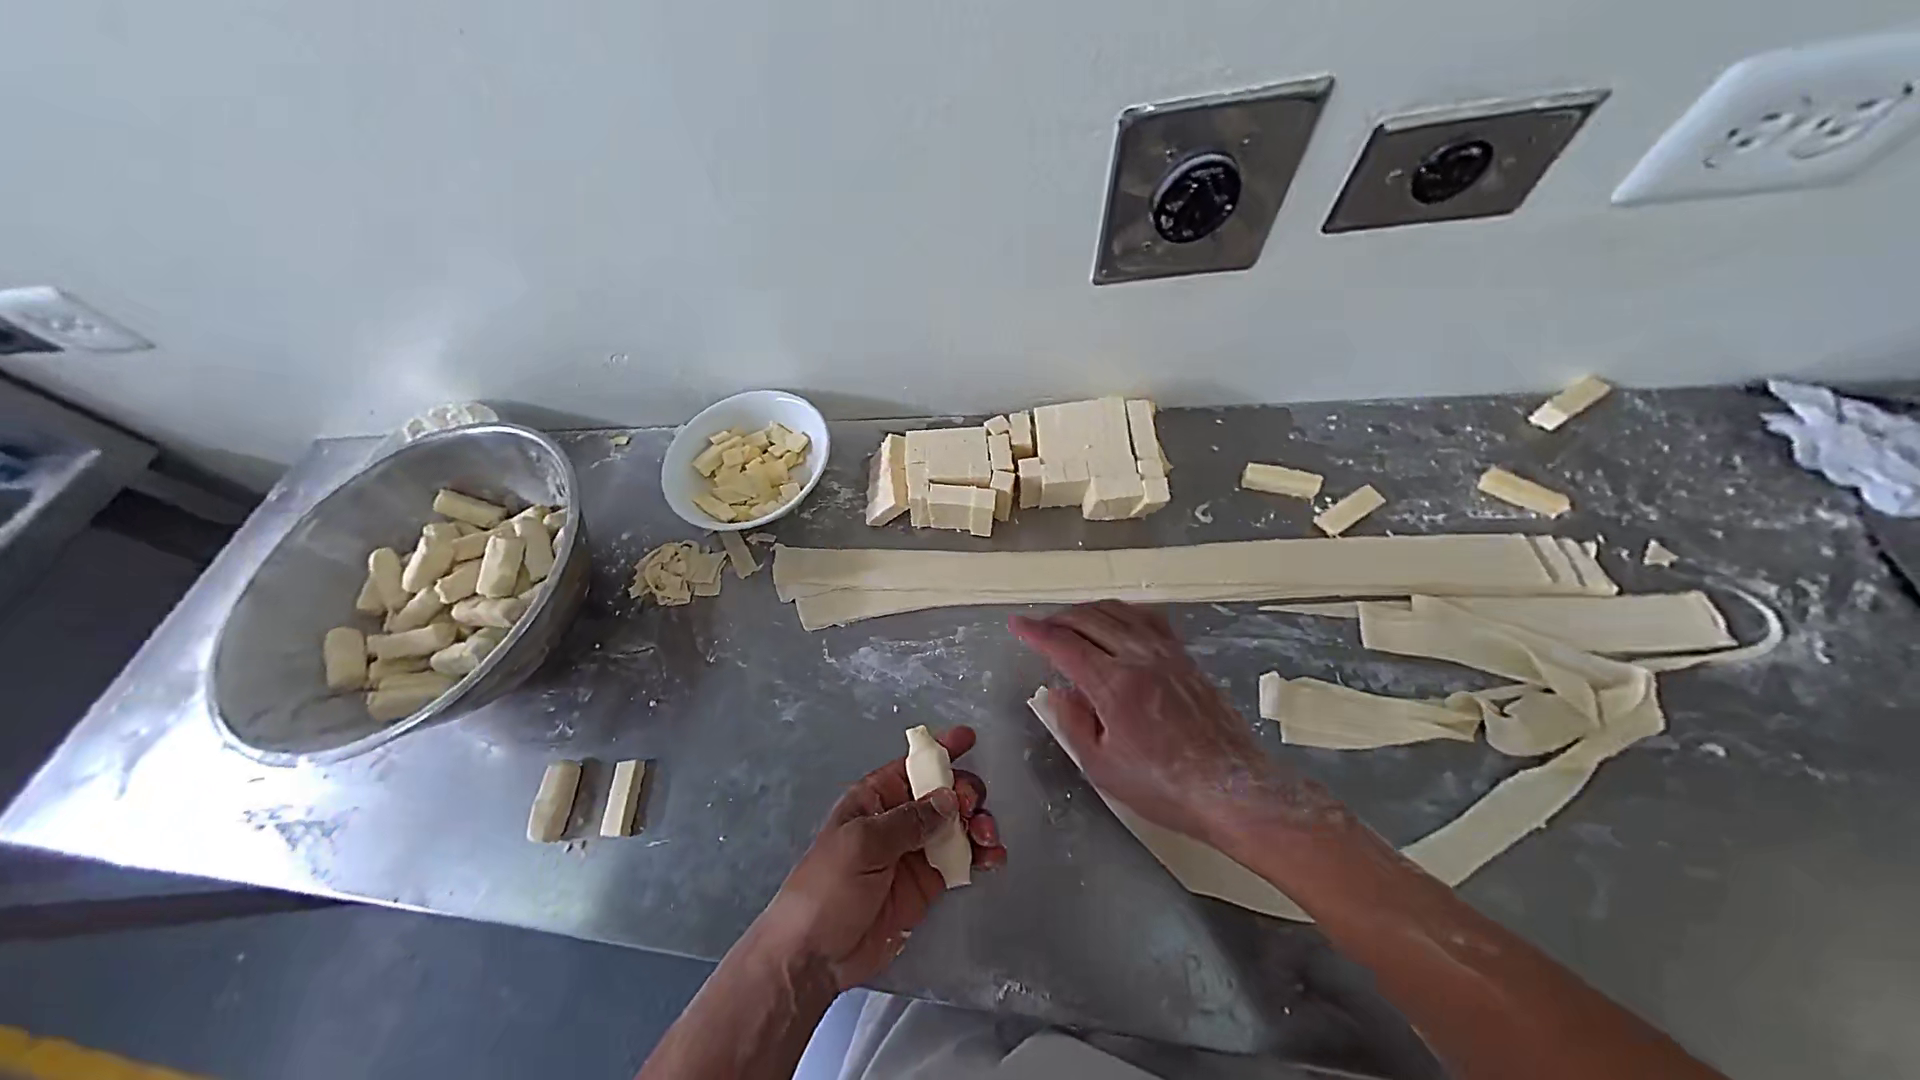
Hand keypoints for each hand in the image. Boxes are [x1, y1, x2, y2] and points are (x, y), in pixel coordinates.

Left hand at [753, 725, 1006, 989]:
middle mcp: (899, 819)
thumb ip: (909, 821)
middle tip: (972, 810)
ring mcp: (916, 851)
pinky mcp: (929, 883)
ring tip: (987, 839)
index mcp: (876, 798)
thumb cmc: (827, 888)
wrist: (815, 956)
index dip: (940, 750)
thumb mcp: (862, 844)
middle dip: (965, 793)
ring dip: (979, 824)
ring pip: (958, 825)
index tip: (969, 738)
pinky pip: (962, 859)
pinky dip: (981, 855)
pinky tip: (993, 859)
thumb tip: (950, 798)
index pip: (912, 765)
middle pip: (943, 793)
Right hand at [1013, 601, 1329, 845]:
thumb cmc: (1164, 788)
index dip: (1035, 632)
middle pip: (1089, 619)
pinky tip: (1117, 623)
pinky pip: (1148, 619)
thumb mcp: (1102, 766)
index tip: (1017, 625)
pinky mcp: (1186, 659)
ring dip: (1088, 611)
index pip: (1064, 645)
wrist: (1235, 791)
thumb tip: (1056, 692)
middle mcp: (1140, 658)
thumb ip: (1073, 723)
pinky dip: (1123, 613)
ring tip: (1071, 622)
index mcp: (1115, 685)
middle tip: (1040, 628)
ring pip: (1119, 613)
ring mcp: (1167, 654)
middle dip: (1057, 618)